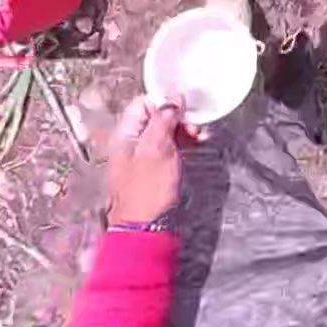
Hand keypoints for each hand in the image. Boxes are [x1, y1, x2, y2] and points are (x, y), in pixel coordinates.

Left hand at [106, 94, 194, 224]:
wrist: (146, 227)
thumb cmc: (148, 187)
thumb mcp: (157, 149)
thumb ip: (163, 120)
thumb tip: (173, 100)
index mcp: (125, 134)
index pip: (144, 103)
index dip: (165, 102)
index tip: (184, 109)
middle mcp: (132, 140)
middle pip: (157, 114)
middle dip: (179, 116)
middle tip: (195, 127)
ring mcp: (144, 152)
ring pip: (167, 128)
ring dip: (185, 128)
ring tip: (200, 136)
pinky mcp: (156, 163)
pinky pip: (171, 142)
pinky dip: (185, 140)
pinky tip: (198, 142)